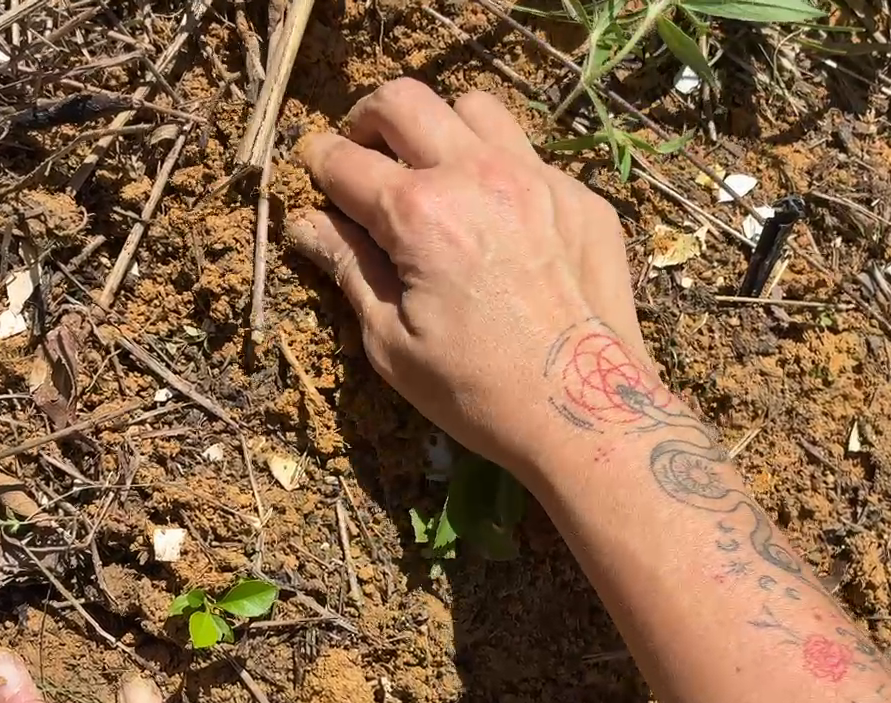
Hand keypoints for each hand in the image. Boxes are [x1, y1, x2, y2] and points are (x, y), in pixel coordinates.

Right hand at [288, 78, 654, 475]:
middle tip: (366, 159)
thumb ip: (349, 270)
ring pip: (474, 109)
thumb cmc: (478, 394)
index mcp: (421, 215)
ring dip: (440, 131)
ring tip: (437, 177)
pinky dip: (500, 172)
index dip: (318, 165)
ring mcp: (539, 180)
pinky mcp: (582, 199)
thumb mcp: (393, 345)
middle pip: (403, 101)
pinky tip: (501, 224)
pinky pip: (530, 156)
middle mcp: (479, 176)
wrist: (585, 413)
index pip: (345, 162)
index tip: (316, 174)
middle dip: (367, 121)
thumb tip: (305, 223)